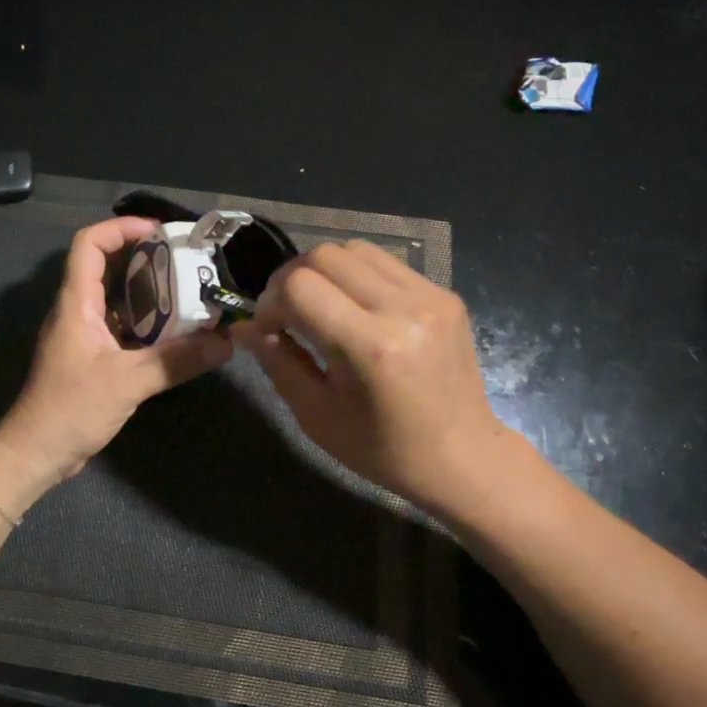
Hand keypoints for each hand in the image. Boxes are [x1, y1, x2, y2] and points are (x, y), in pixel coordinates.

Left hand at [0, 217, 233, 489]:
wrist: (37, 452)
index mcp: (75, 303)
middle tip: (187, 262)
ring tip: (190, 292)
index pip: (88, 244)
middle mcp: (76, 311)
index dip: (120, 228)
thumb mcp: (127, 382)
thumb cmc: (70, 409)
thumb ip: (175, 361)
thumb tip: (226, 343)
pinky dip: (147, 323)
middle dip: (145, 258)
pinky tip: (177, 333)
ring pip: (116, 299)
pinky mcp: (91, 358)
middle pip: (106, 266)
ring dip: (149, 292)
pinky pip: (121, 327)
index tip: (159, 232)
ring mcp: (83, 335)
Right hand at [232, 240, 522, 520]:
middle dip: (291, 280)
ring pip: (353, 249)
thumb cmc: (382, 449)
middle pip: (323, 256)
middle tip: (288, 314)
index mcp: (371, 347)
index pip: (300, 286)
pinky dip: (355, 276)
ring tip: (319, 306)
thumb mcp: (316, 414)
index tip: (271, 329)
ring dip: (323, 272)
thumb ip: (277, 361)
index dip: (271, 302)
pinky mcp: (443, 293)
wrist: (462, 458)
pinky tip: (353, 308)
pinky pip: (384, 262)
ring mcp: (429, 296)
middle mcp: (403, 309)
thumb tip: (244, 326)